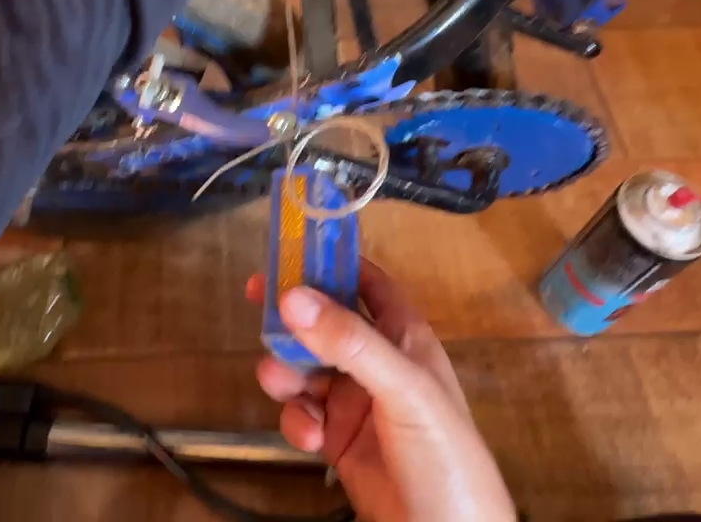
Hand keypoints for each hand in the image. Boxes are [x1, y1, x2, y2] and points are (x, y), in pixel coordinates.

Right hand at [247, 261, 515, 521]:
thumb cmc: (444, 454)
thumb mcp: (402, 389)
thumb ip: (350, 342)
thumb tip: (292, 296)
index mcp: (403, 337)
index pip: (366, 282)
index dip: (332, 261)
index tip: (291, 246)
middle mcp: (376, 362)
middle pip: (324, 321)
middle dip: (292, 315)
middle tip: (256, 299)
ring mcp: (355, 402)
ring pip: (305, 367)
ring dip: (286, 370)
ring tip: (279, 383)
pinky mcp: (338, 441)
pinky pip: (303, 413)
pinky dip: (297, 420)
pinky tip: (309, 438)